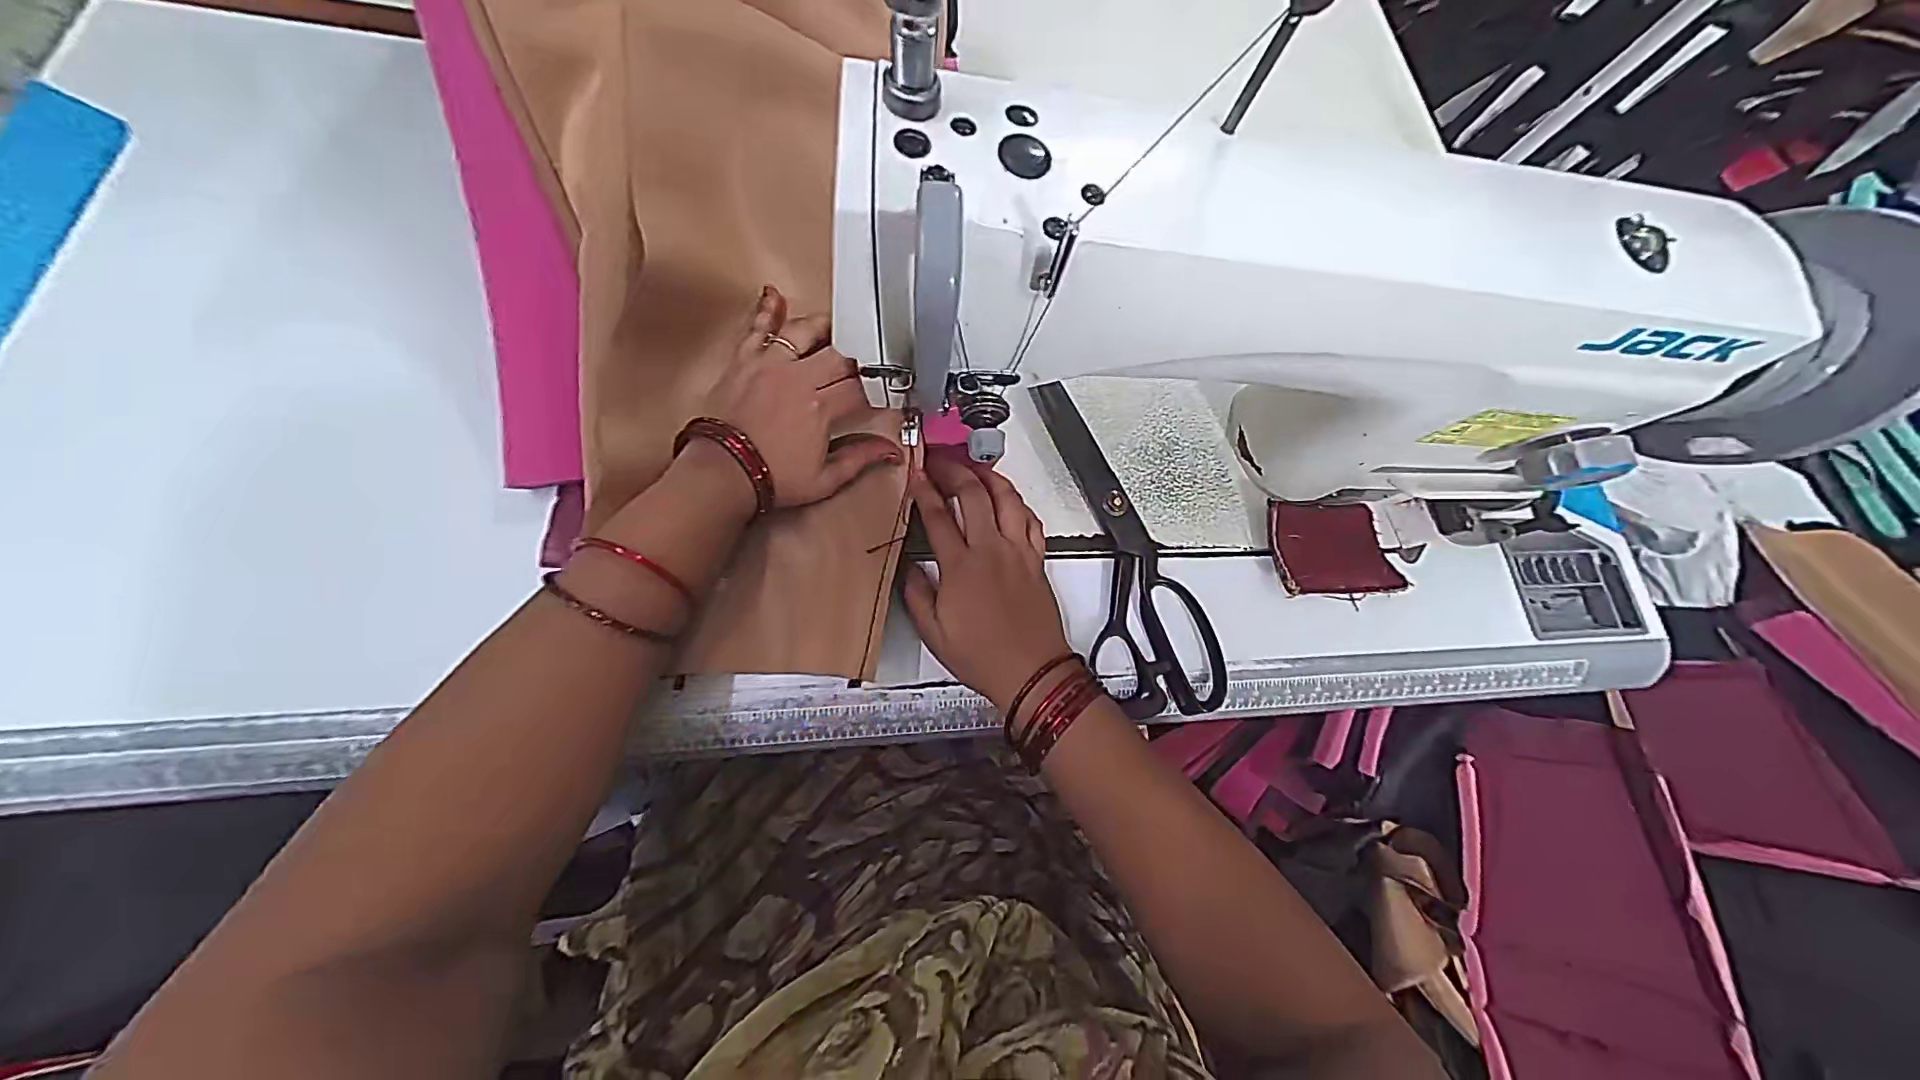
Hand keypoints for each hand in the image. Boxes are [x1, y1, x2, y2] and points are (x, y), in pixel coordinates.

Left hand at [695, 286, 902, 508]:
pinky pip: (757, 329)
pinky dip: (766, 311)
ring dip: (823, 328)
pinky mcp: (744, 362)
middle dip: (856, 359)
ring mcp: (769, 366)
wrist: (723, 473)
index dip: (877, 391)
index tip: (883, 395)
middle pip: (839, 355)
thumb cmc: (771, 478)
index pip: (861, 388)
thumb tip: (890, 449)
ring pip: (803, 331)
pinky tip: (774, 296)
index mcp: (820, 408)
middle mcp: (797, 379)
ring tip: (834, 331)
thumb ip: (860, 458)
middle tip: (864, 365)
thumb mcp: (825, 479)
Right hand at [901, 453, 1071, 709]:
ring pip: (1007, 499)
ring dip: (989, 477)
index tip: (916, 476)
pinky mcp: (1036, 561)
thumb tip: (909, 570)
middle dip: (953, 471)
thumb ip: (917, 595)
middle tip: (941, 462)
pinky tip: (1011, 500)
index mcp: (961, 567)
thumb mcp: (934, 633)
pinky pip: (1030, 521)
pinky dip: (1019, 504)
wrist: (1031, 672)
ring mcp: (1017, 553)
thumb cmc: (985, 656)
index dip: (924, 490)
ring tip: (976, 469)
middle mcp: (991, 552)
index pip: (939, 515)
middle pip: (973, 494)